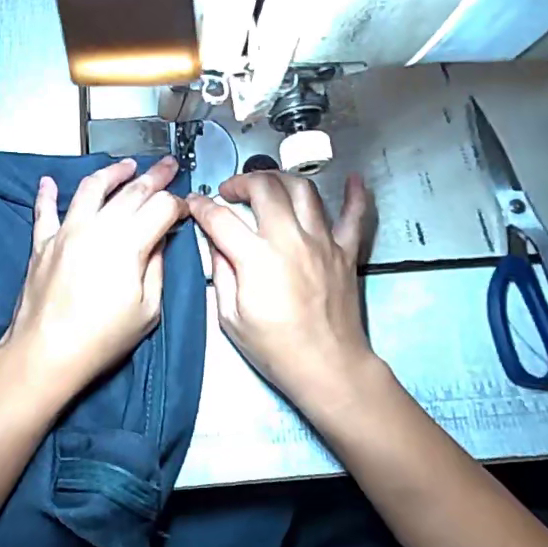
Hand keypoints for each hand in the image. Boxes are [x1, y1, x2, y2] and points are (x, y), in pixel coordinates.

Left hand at [2, 156, 187, 398]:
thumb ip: (156, 269)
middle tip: (168, 166)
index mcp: (128, 244)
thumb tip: (158, 242)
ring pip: (91, 189)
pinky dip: (47, 194)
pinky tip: (48, 182)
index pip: (161, 208)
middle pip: (132, 191)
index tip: (185, 207)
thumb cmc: (100, 339)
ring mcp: (66, 232)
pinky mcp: (43, 243)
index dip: (177, 204)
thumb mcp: (147, 310)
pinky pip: (45, 211)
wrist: (46, 353)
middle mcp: (97, 228)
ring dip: (111, 173)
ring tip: (126, 165)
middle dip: (155, 176)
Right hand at [185, 171, 378, 408]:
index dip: (201, 206)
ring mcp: (322, 242)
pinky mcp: (346, 251)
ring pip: (303, 190)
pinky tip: (353, 180)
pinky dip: (354, 195)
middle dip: (242, 181)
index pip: (221, 218)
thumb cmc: (275, 349)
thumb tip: (216, 244)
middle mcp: (290, 240)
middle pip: (265, 187)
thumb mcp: (231, 318)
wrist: (327, 367)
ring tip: (268, 186)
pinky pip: (354, 215)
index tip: (193, 202)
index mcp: (257, 259)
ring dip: (281, 179)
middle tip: (231, 191)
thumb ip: (222, 274)